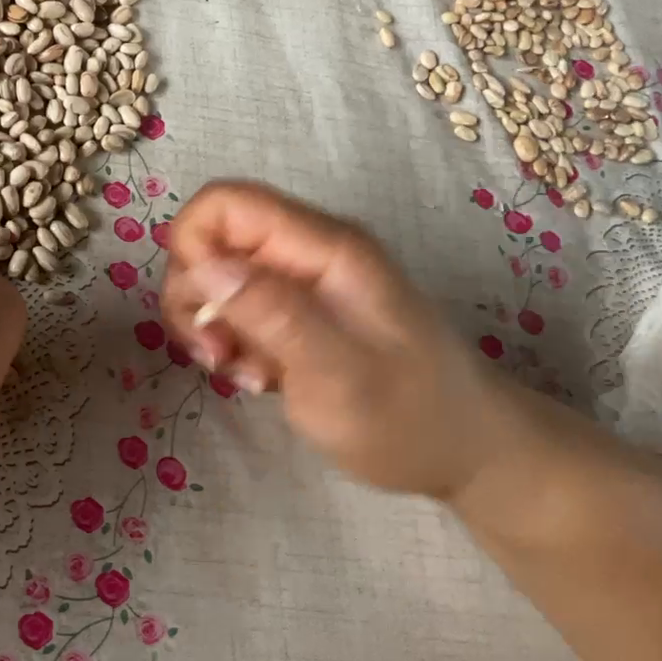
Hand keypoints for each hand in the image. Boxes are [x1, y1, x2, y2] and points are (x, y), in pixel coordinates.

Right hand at [158, 181, 507, 498]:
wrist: (468, 457)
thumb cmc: (411, 418)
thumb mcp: (340, 374)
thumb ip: (272, 314)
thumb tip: (203, 265)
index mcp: (324, 248)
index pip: (225, 203)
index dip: (193, 246)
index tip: (203, 309)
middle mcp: (304, 253)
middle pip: (208, 240)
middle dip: (194, 297)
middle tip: (216, 355)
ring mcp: (296, 282)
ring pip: (210, 276)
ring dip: (205, 326)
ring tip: (237, 372)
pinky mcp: (289, 311)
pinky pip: (230, 309)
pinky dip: (226, 342)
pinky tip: (254, 378)